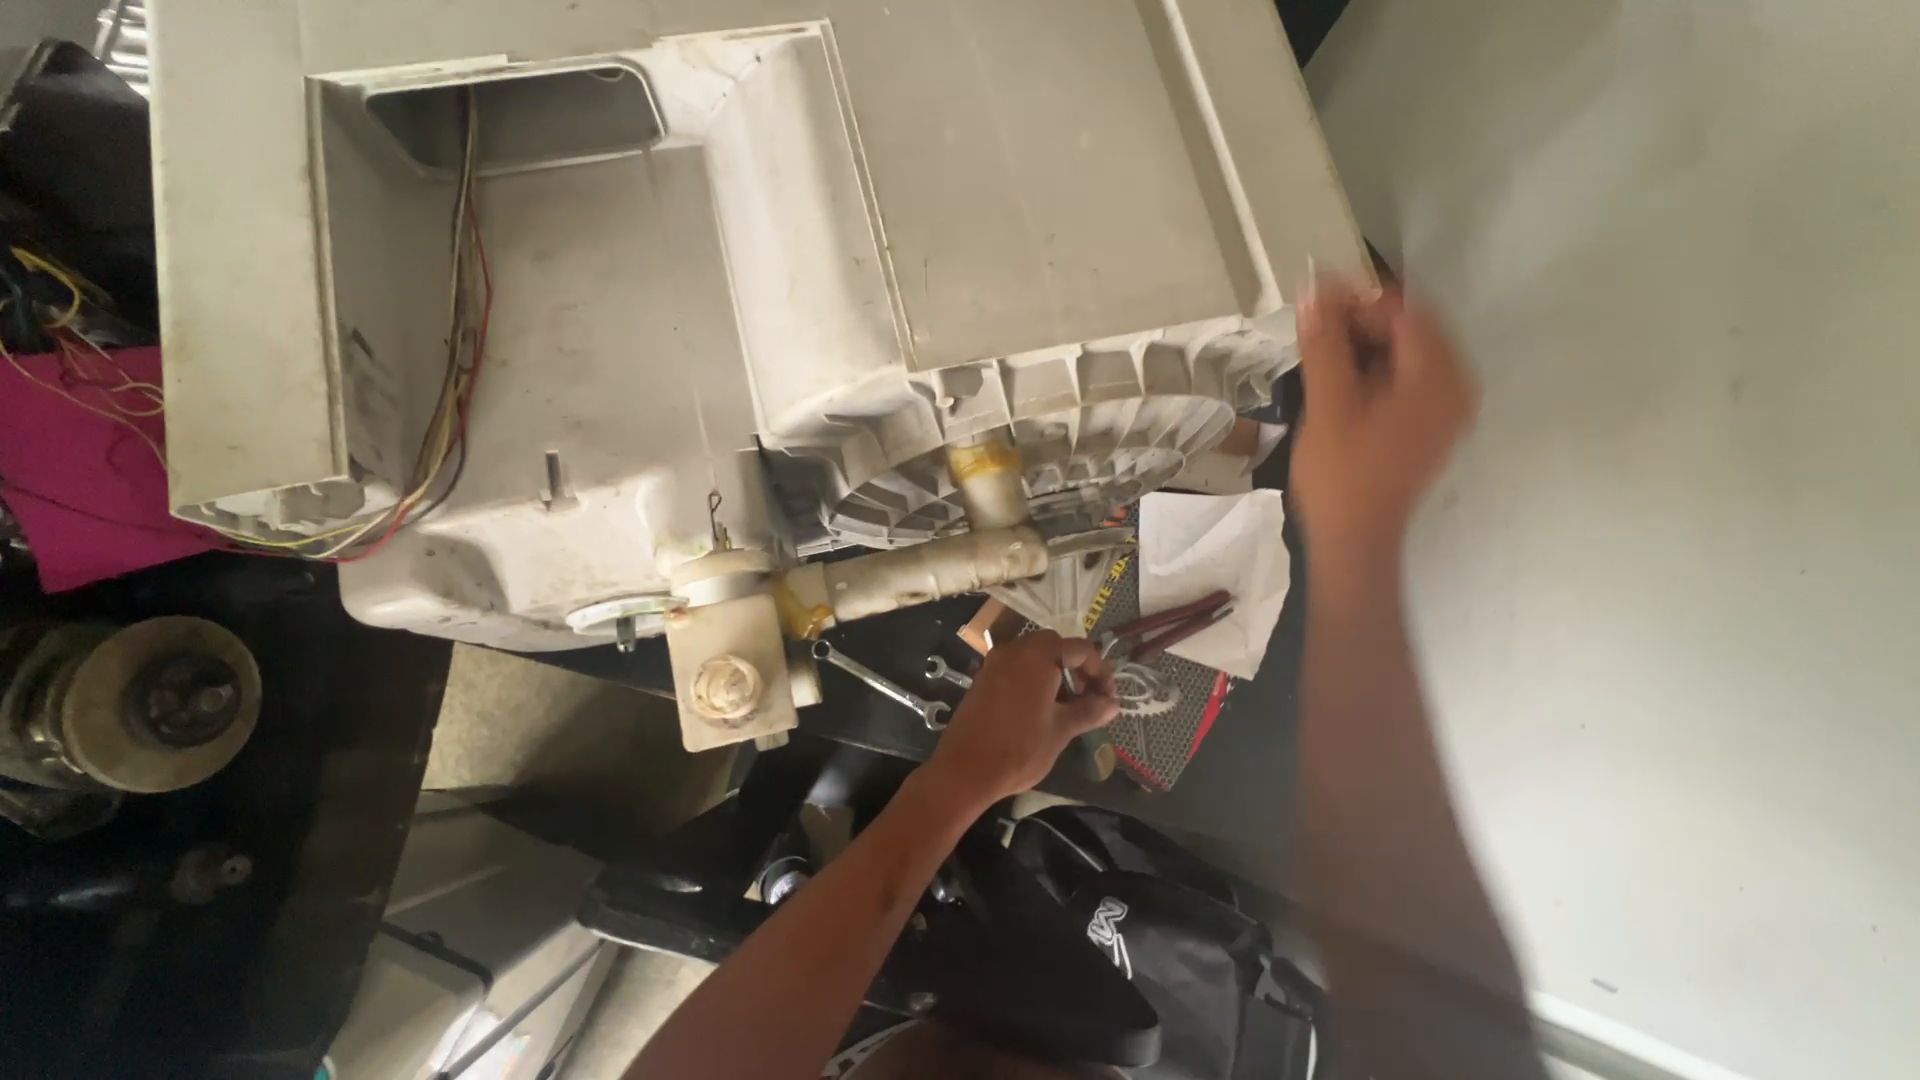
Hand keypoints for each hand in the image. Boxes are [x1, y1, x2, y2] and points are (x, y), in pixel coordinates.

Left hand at [919, 631, 1118, 808]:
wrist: (964, 770)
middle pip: (1056, 646)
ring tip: (1068, 707)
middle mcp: (1015, 650)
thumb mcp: (1060, 730)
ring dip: (1056, 673)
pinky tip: (1042, 708)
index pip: (1080, 649)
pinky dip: (1035, 678)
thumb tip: (1113, 704)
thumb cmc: (1019, 749)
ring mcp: (995, 663)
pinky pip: (1017, 667)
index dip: (1100, 671)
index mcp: (1037, 656)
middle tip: (1089, 699)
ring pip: (1035, 655)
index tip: (1109, 698)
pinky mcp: (983, 678)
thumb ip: (1088, 711)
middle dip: (1077, 669)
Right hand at [1291, 277, 1476, 565]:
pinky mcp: (1428, 427)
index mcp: (1440, 380)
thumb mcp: (1329, 405)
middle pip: (1412, 330)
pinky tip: (1340, 375)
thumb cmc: (1341, 476)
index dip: (1361, 295)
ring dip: (1366, 342)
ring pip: (1408, 354)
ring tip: (1320, 343)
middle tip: (1314, 318)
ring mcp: (1445, 410)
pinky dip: (1375, 368)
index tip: (1316, 290)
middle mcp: (1455, 388)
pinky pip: (1407, 379)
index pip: (1407, 312)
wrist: (1353, 541)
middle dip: (1363, 318)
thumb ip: (1325, 345)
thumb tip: (1315, 291)